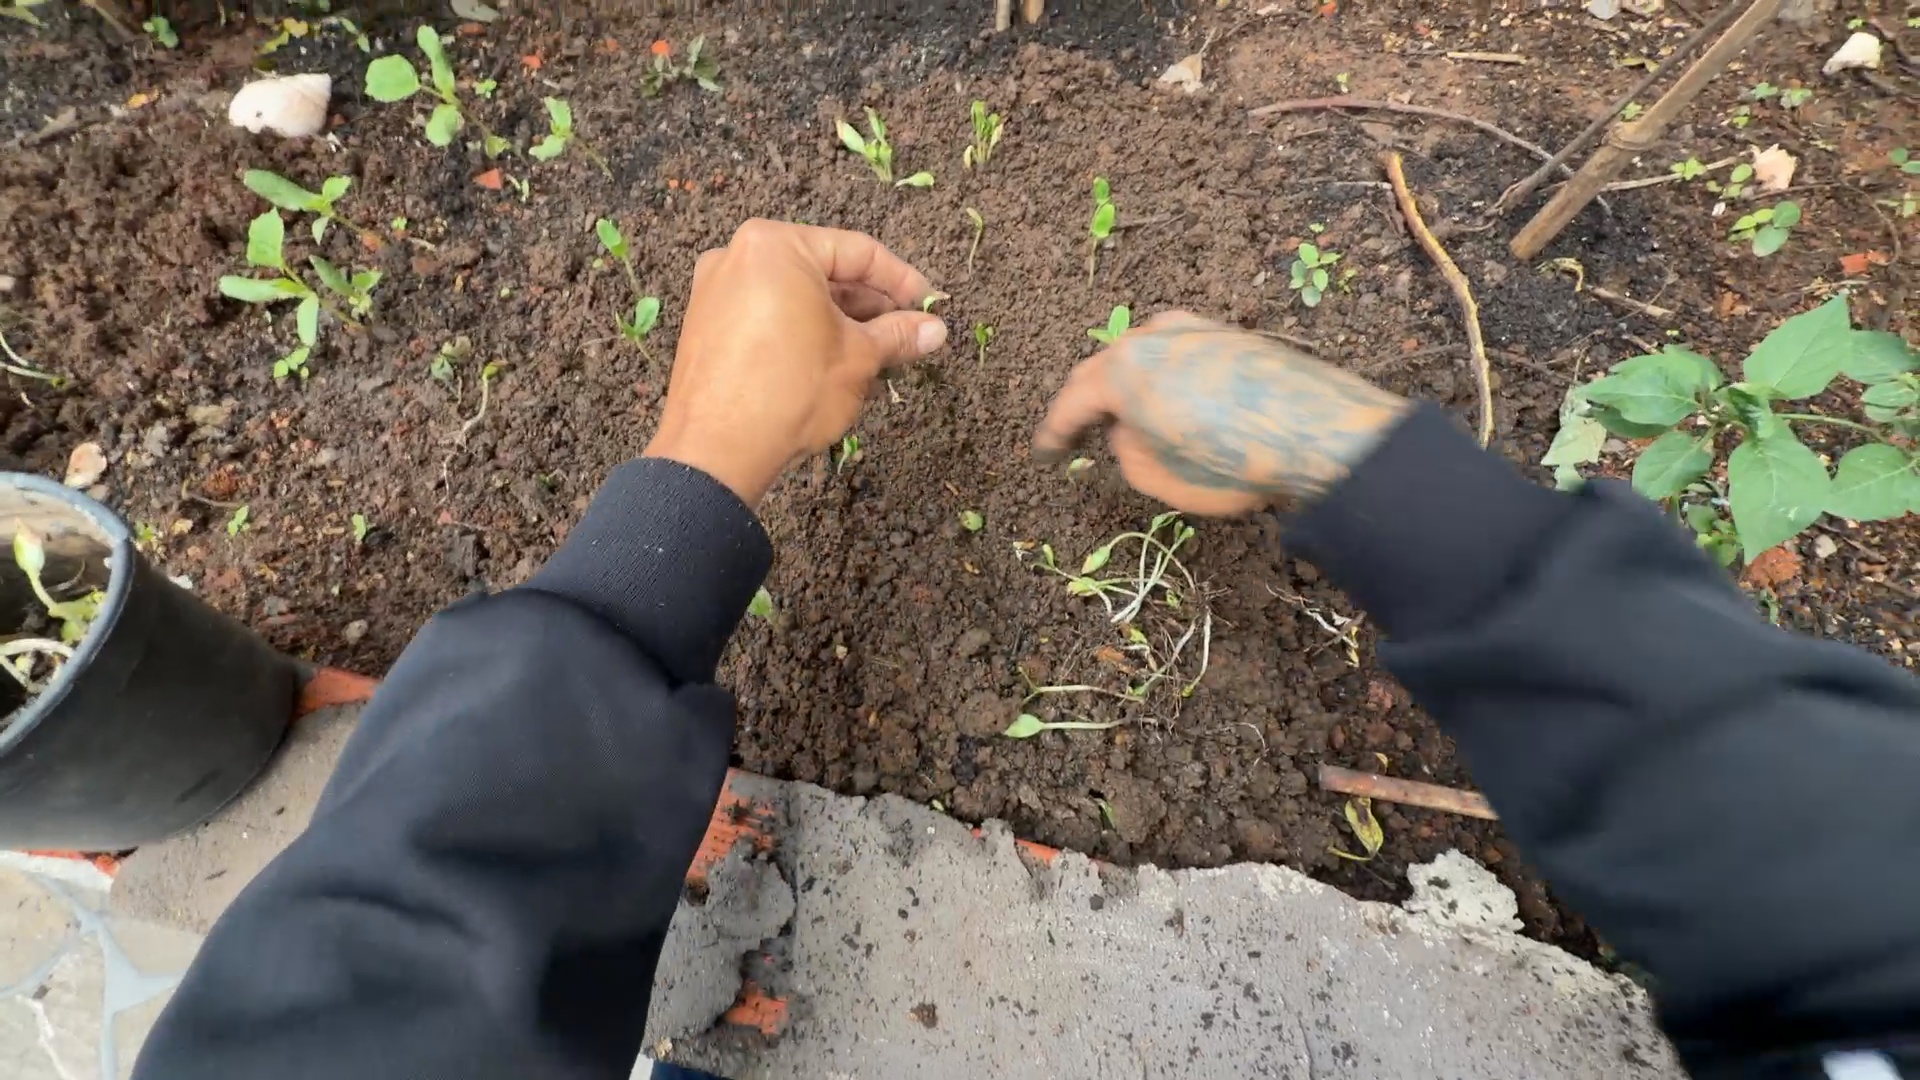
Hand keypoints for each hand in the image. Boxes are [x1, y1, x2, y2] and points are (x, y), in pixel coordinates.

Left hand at [645, 220, 947, 505]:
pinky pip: (770, 318)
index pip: (857, 252)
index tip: (930, 307)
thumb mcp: (859, 358)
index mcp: (776, 246)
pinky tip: (834, 366)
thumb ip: (899, 335)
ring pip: (797, 299)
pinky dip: (806, 334)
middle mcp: (739, 256)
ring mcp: (717, 292)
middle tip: (908, 335)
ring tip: (878, 358)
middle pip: (824, 273)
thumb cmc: (793, 390)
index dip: (903, 281)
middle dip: (871, 307)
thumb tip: (936, 329)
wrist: (717, 450)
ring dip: (841, 325)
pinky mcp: (708, 328)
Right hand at [1034, 312, 1409, 514]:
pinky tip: (1171, 399)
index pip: (1071, 403)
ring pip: (1140, 354)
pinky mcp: (1227, 334)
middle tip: (1077, 431)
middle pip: (1102, 369)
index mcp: (1121, 371)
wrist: (1319, 433)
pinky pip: (1174, 353)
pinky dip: (1160, 377)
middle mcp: (1151, 337)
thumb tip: (1130, 430)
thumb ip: (1124, 450)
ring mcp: (1192, 329)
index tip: (1045, 452)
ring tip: (1125, 414)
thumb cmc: (1227, 463)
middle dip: (1086, 402)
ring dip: (1124, 384)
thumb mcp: (1154, 476)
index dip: (1053, 432)